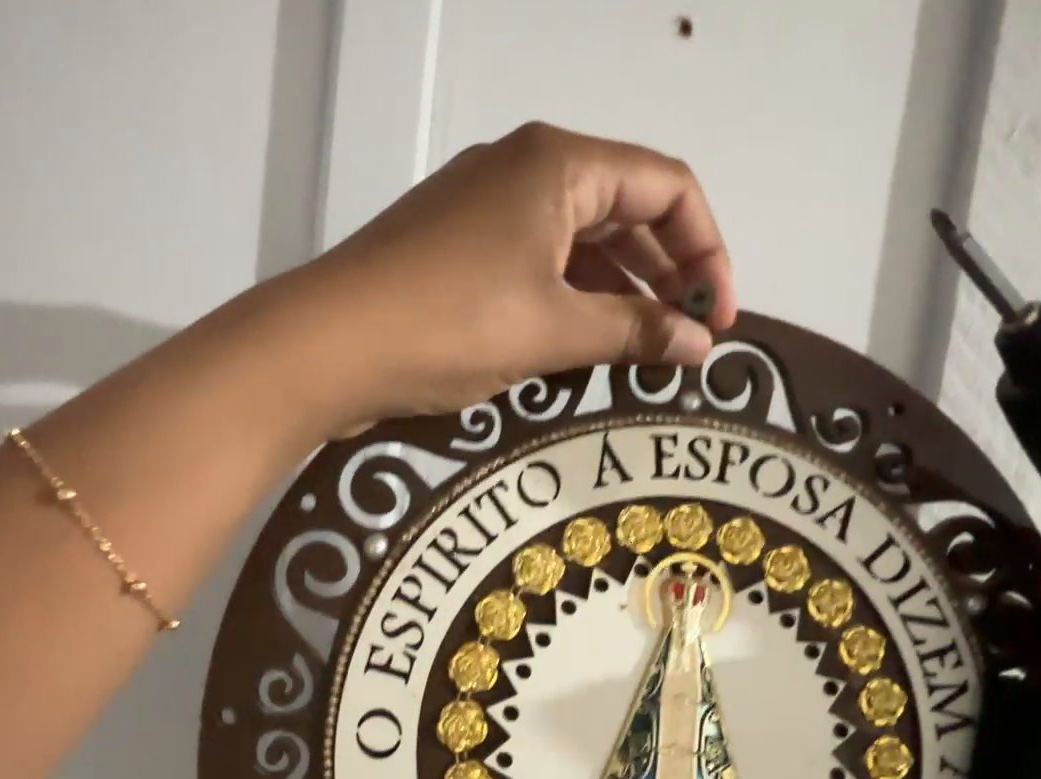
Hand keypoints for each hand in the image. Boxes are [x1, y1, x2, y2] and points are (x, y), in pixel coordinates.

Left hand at [264, 121, 736, 437]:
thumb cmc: (448, 324)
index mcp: (557, 164)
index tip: (717, 319)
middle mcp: (523, 170)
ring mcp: (484, 208)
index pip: (667, 187)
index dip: (707, 252)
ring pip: (579, 241)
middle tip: (686, 341)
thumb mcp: (553, 329)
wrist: (323, 347)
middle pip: (625, 210)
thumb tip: (698, 346)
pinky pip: (537, 262)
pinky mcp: (457, 247)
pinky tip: (586, 346)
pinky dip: (571, 299)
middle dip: (666, 274)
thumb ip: (634, 332)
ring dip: (619, 292)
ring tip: (644, 352)